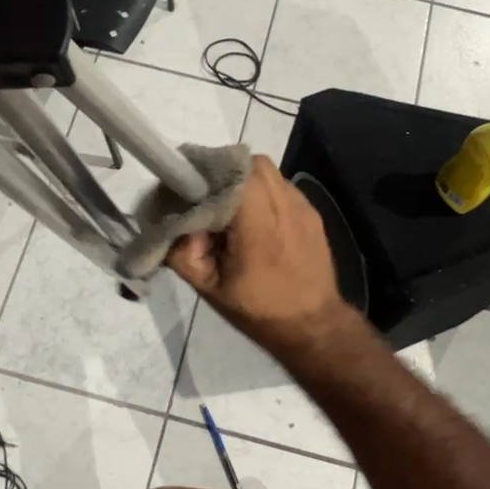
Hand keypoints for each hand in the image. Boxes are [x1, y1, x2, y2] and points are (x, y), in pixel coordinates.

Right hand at [166, 156, 362, 360]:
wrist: (313, 324)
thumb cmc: (259, 310)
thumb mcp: (210, 287)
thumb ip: (184, 252)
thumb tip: (177, 220)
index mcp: (258, 227)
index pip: (232, 174)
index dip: (208, 174)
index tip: (191, 190)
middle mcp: (285, 207)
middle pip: (251, 164)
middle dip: (225, 174)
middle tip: (209, 198)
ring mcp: (303, 205)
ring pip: (267, 171)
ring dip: (244, 181)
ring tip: (231, 209)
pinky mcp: (312, 210)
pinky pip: (281, 186)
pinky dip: (262, 193)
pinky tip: (255, 220)